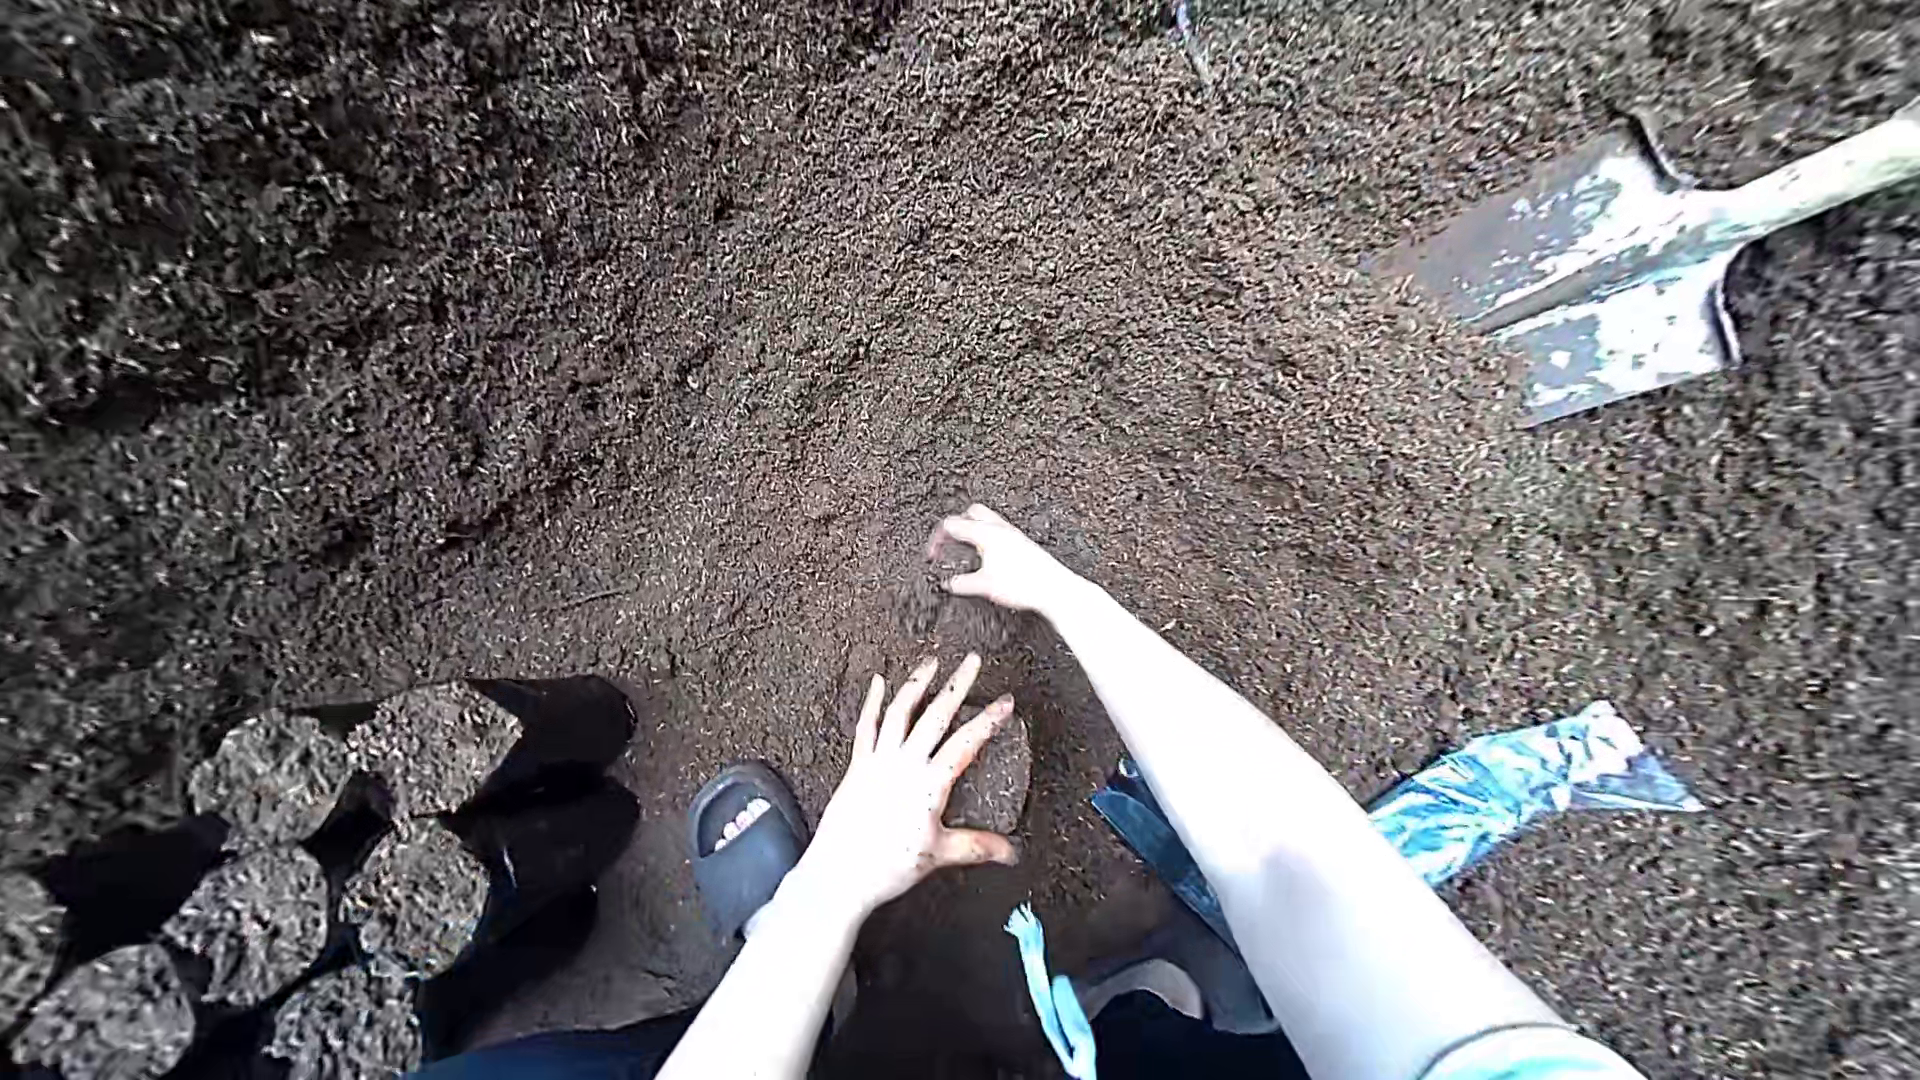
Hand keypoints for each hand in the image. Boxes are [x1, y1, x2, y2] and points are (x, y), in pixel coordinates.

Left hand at [789, 654, 1018, 919]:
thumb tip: (1011, 852)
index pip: (966, 743)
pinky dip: (872, 702)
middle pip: (935, 715)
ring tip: (932, 661)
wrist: (839, 875)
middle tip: (972, 661)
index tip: (1005, 702)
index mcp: (929, 785)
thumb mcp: (940, 855)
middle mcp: (905, 764)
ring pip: (900, 711)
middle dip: (957, 685)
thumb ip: (978, 847)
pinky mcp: (858, 764)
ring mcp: (879, 760)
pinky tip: (877, 682)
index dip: (989, 720)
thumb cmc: (888, 867)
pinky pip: (866, 726)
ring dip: (917, 683)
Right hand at [926, 504, 1088, 615]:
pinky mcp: (1023, 543)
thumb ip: (962, 583)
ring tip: (966, 549)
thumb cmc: (1025, 584)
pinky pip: (999, 531)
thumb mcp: (984, 586)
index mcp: (986, 533)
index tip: (933, 553)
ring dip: (973, 530)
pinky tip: (988, 556)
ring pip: (987, 520)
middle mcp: (1000, 528)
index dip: (937, 538)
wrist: (1054, 590)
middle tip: (949, 543)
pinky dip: (987, 538)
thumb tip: (949, 583)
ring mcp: (1013, 534)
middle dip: (957, 525)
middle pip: (971, 513)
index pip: (952, 524)